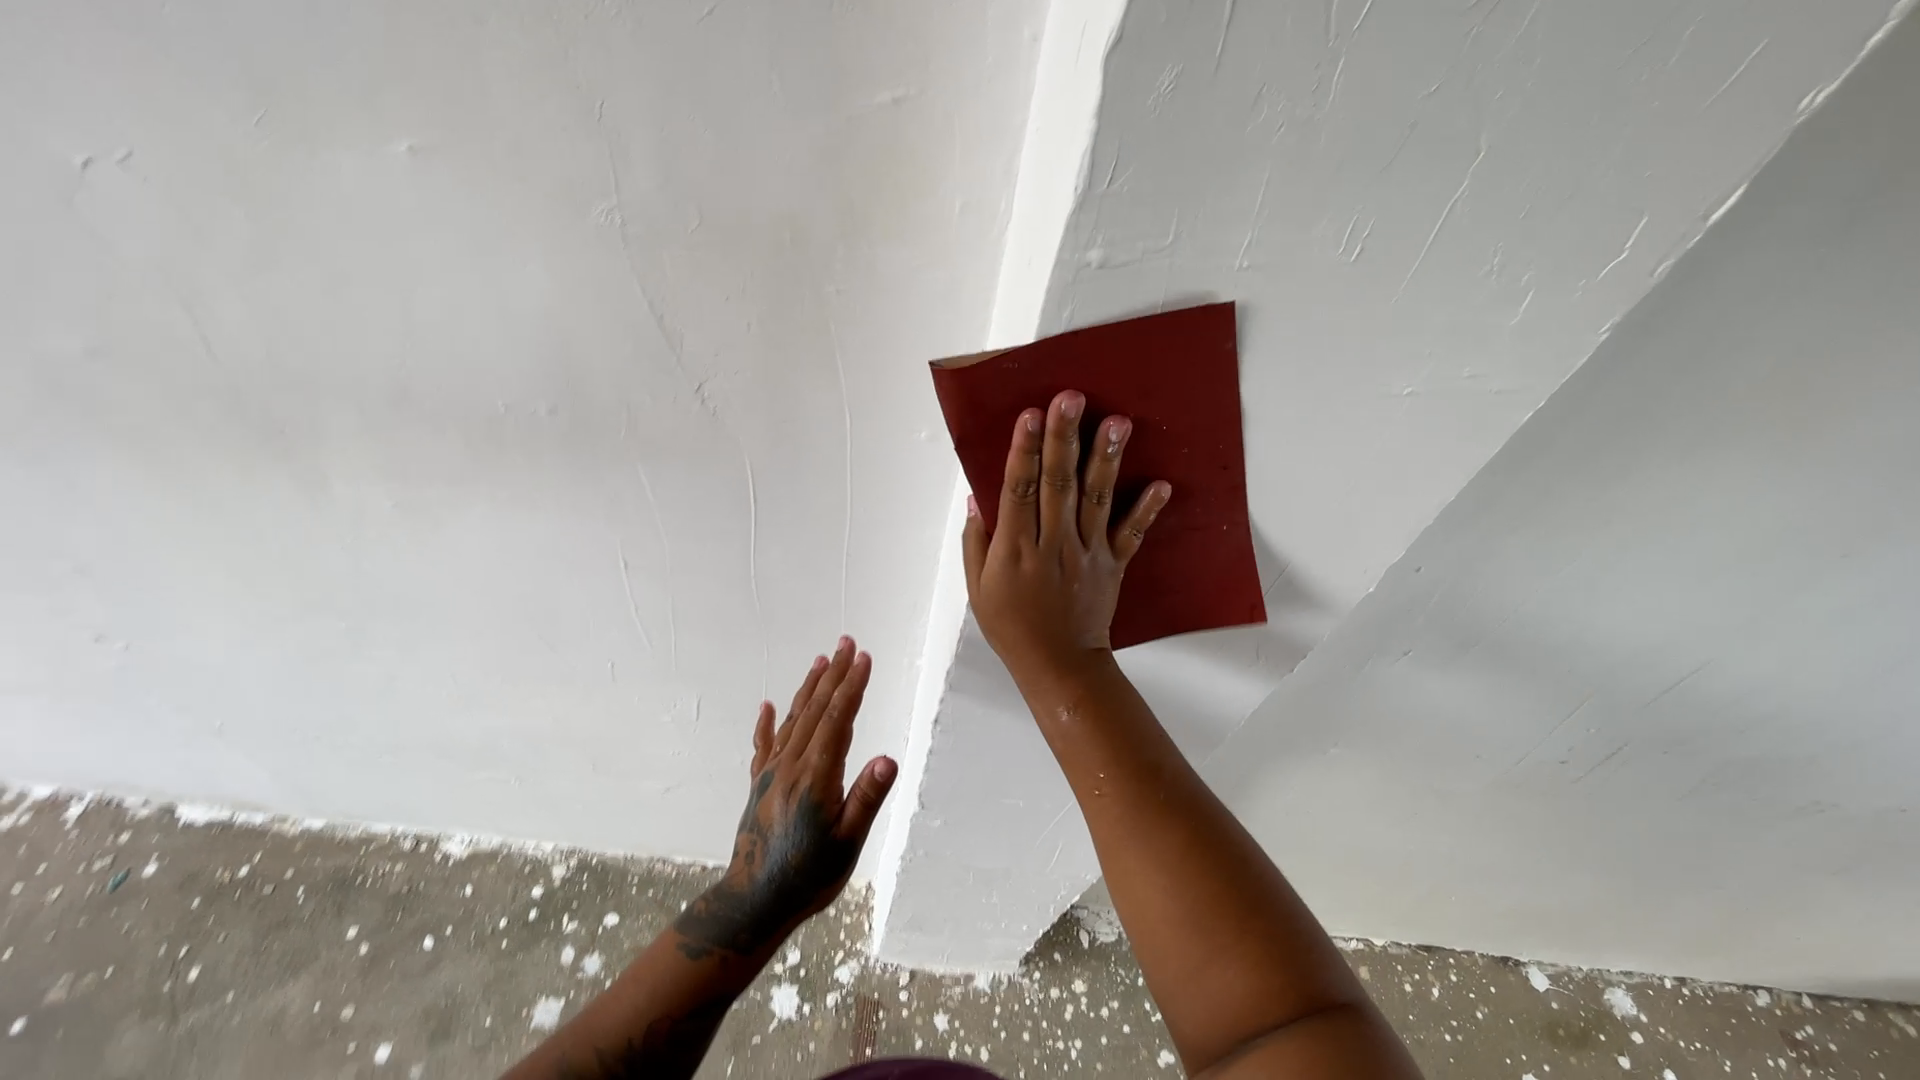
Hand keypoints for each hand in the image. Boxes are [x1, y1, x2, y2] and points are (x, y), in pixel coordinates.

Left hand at [672, 638, 896, 960]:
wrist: (754, 902)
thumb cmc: (809, 877)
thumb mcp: (847, 843)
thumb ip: (866, 799)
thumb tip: (888, 759)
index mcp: (815, 777)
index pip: (838, 721)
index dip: (852, 687)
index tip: (865, 658)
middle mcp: (790, 767)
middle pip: (815, 711)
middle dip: (834, 675)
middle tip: (847, 643)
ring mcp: (771, 774)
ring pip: (792, 721)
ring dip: (809, 689)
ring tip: (821, 661)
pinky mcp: (758, 786)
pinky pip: (764, 745)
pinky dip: (767, 723)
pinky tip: (767, 707)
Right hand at [962, 389, 1170, 685]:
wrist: (1059, 665)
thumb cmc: (1012, 626)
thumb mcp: (978, 587)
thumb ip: (977, 541)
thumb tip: (977, 498)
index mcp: (1016, 549)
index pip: (1019, 491)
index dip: (1023, 451)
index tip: (1029, 415)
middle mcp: (1053, 545)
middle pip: (1058, 484)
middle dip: (1064, 439)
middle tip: (1071, 398)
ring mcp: (1087, 553)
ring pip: (1096, 500)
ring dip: (1106, 459)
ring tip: (1117, 423)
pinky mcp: (1112, 565)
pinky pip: (1131, 535)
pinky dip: (1147, 510)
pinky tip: (1162, 484)